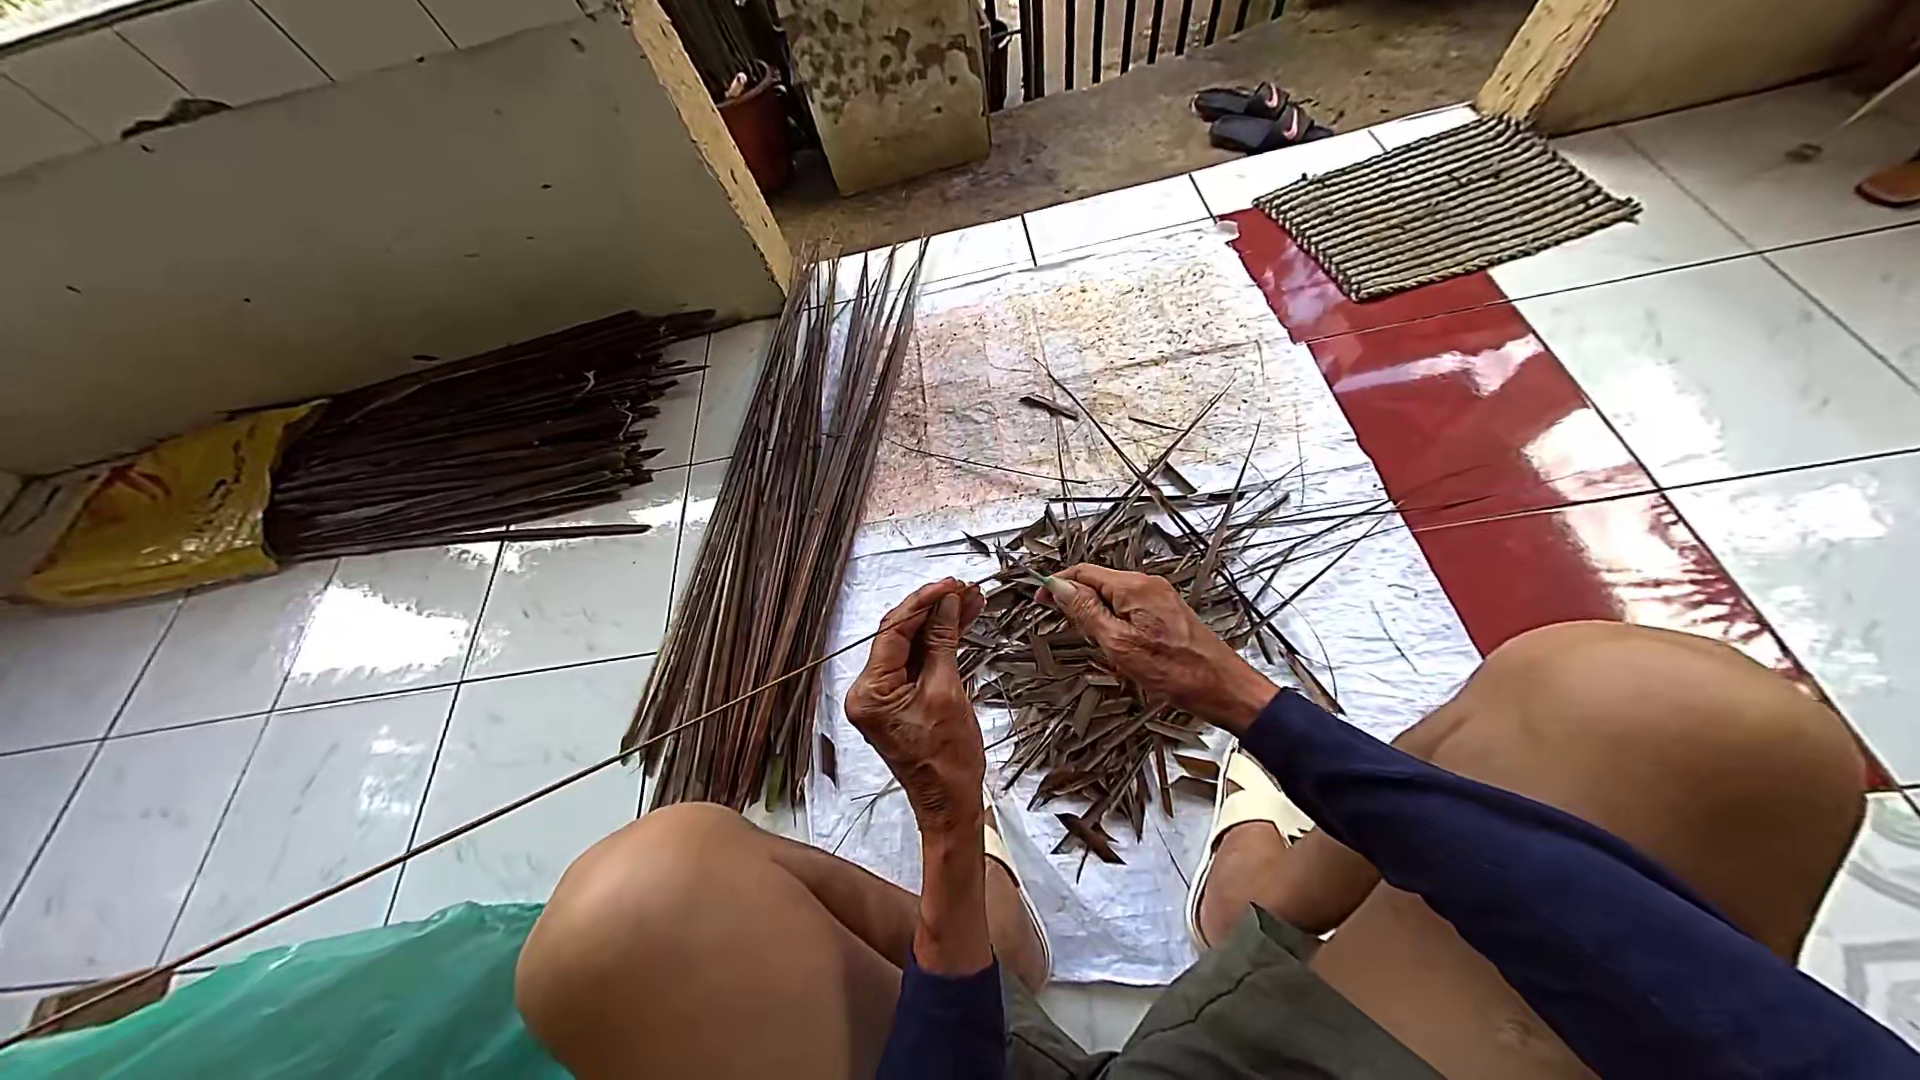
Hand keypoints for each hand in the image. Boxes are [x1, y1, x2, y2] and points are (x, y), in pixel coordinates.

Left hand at [844, 578, 988, 836]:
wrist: (952, 802)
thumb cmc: (948, 761)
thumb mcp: (947, 692)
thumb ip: (942, 642)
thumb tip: (946, 604)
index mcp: (869, 692)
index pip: (892, 631)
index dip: (922, 603)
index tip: (948, 585)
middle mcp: (868, 690)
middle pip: (900, 634)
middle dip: (933, 609)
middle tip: (963, 589)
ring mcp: (883, 694)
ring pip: (912, 645)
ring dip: (940, 622)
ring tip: (969, 600)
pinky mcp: (900, 697)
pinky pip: (918, 661)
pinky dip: (940, 643)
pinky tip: (960, 622)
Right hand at [1044, 564, 1277, 735]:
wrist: (1223, 688)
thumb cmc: (1177, 671)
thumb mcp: (1119, 644)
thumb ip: (1086, 612)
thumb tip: (1059, 588)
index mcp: (1134, 587)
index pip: (1083, 573)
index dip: (1057, 584)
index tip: (1039, 598)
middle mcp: (1148, 584)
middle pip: (1097, 581)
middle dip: (1075, 599)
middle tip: (1062, 623)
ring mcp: (1159, 597)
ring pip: (1112, 595)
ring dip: (1094, 611)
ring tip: (1090, 639)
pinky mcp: (1166, 611)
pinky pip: (1128, 606)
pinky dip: (1112, 618)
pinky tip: (1113, 641)